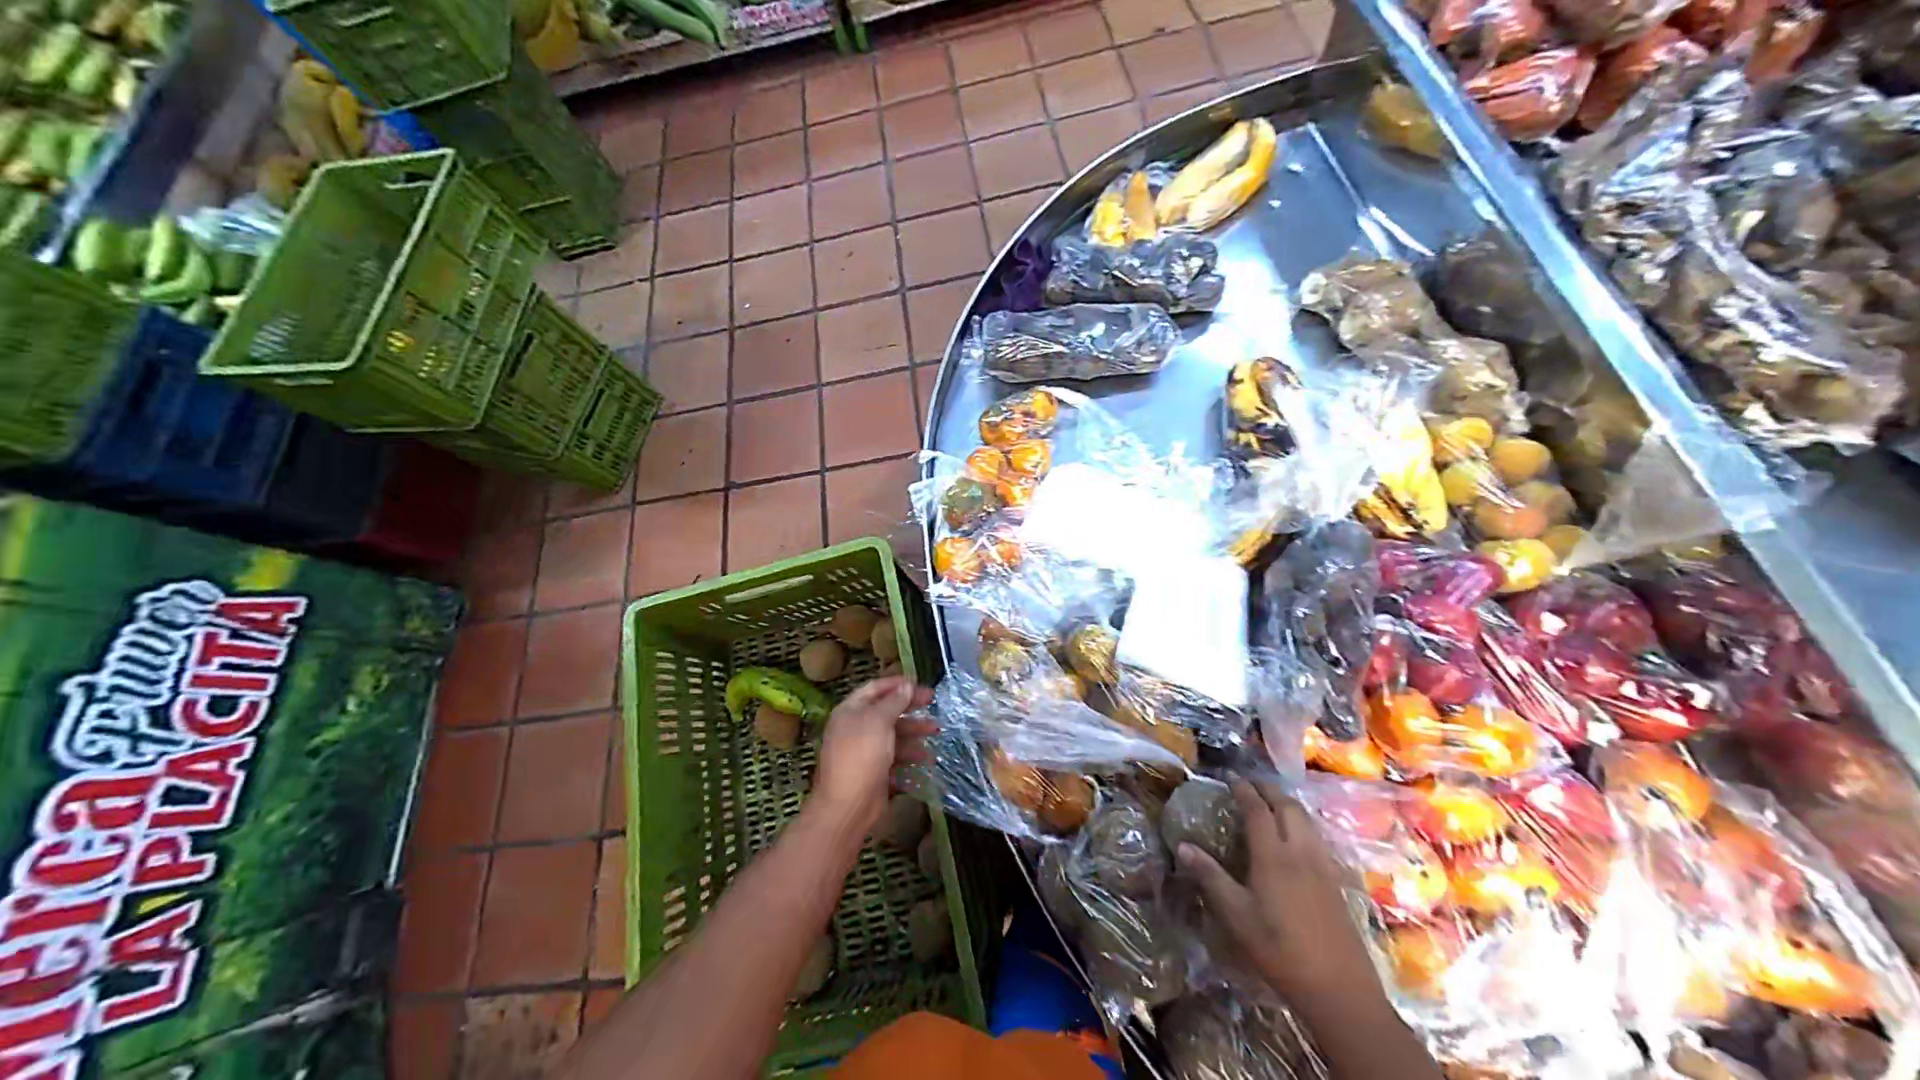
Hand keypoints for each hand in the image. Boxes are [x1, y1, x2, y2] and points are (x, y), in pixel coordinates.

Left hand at [811, 676, 934, 833]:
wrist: (848, 805)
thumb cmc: (861, 755)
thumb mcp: (879, 721)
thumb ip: (894, 702)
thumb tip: (906, 685)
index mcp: (850, 711)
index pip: (874, 688)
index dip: (896, 684)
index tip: (919, 682)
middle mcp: (856, 727)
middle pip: (886, 711)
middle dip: (910, 707)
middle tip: (933, 702)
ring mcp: (865, 750)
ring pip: (893, 734)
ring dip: (914, 731)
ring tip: (936, 731)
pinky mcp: (874, 771)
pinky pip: (895, 757)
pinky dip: (910, 755)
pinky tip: (927, 757)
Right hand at [1176, 779, 1380, 1007]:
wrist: (1339, 989)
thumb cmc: (1279, 950)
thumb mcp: (1236, 915)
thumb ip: (1210, 877)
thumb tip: (1183, 845)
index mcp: (1274, 856)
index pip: (1258, 810)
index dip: (1243, 789)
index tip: (1229, 777)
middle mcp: (1301, 852)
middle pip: (1288, 807)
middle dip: (1269, 789)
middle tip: (1250, 783)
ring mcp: (1323, 866)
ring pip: (1307, 820)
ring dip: (1287, 803)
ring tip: (1270, 802)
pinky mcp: (1336, 882)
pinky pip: (1317, 837)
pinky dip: (1302, 823)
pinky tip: (1295, 837)